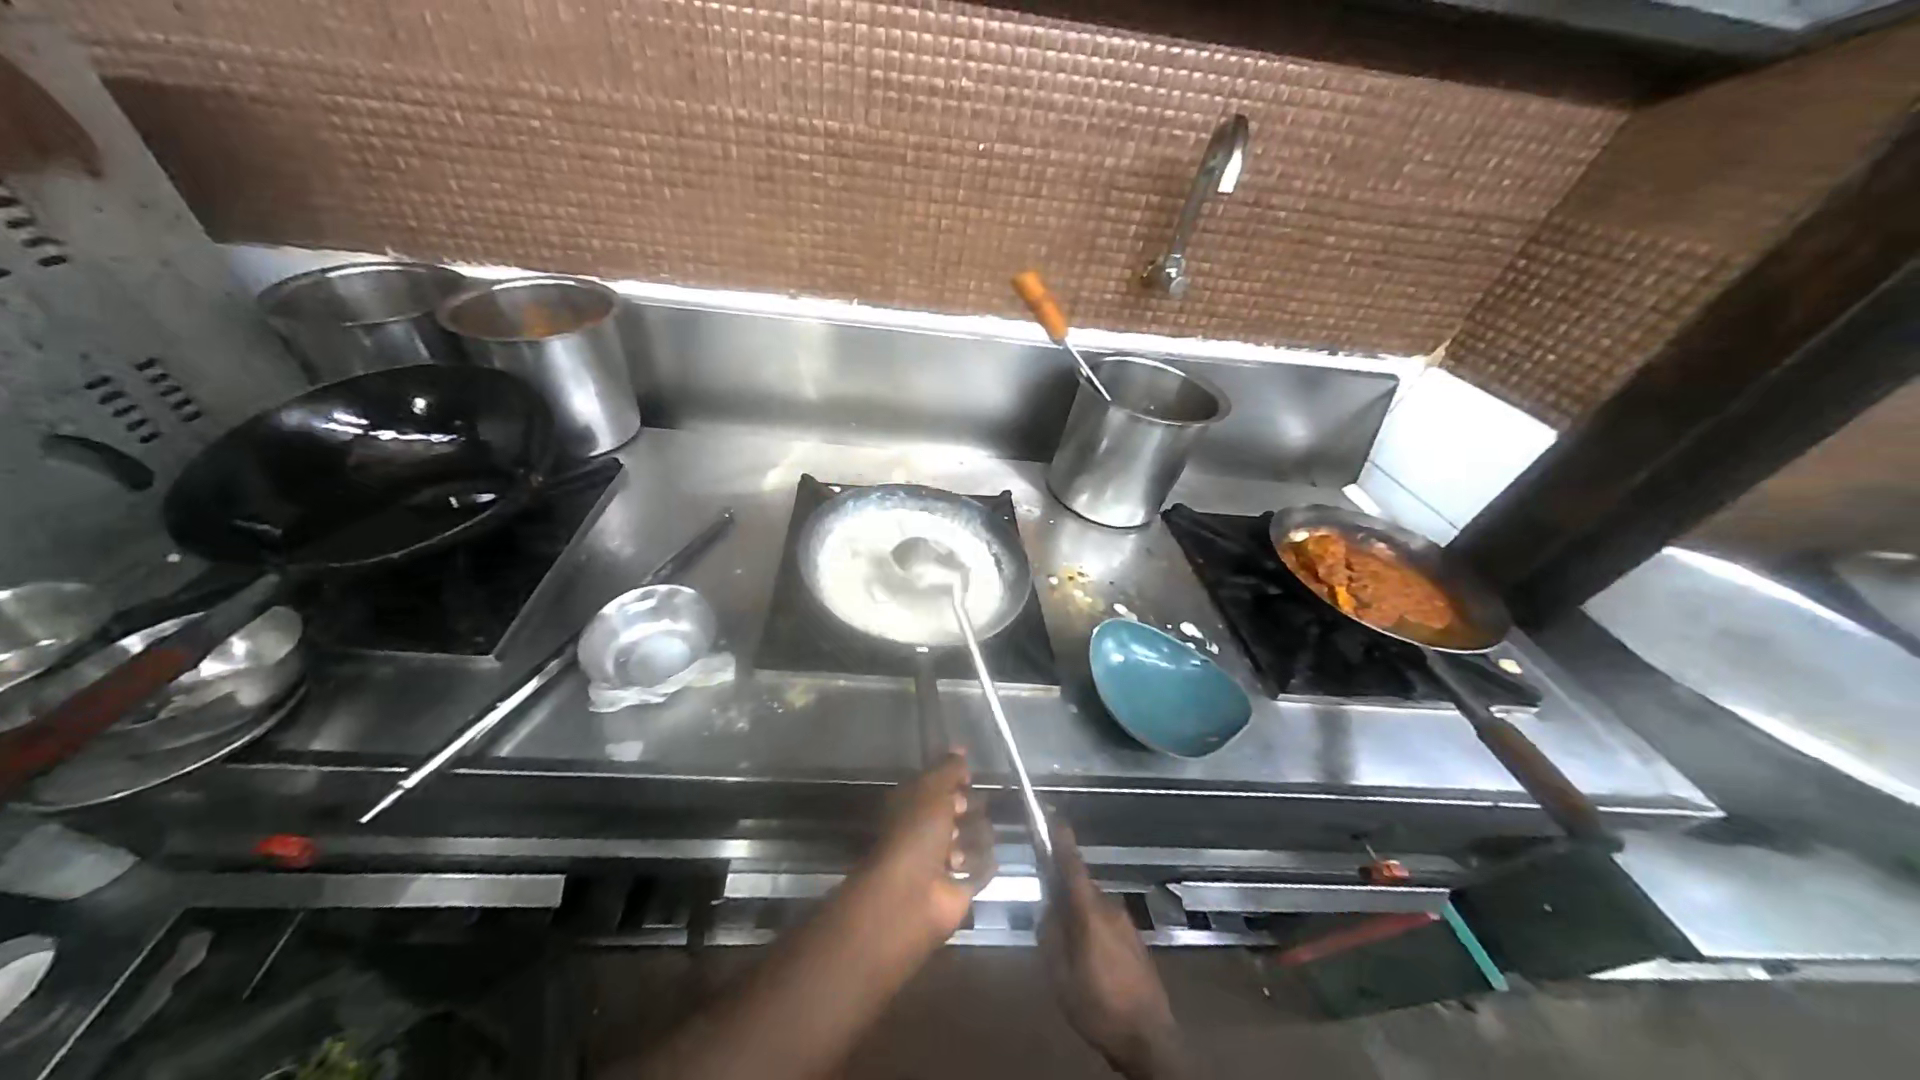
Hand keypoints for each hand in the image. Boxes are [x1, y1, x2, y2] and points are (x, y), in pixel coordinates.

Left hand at [861, 752, 995, 941]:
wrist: (911, 893)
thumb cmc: (916, 833)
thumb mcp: (931, 789)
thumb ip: (949, 769)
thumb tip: (961, 749)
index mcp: (914, 805)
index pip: (942, 785)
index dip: (956, 780)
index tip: (969, 778)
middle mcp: (928, 830)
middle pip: (963, 810)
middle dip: (969, 809)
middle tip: (963, 815)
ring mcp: (944, 861)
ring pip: (976, 838)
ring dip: (973, 841)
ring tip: (958, 853)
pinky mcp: (960, 888)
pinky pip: (982, 870)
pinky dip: (982, 867)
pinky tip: (979, 865)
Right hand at [1040, 826, 1183, 1079]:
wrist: (1149, 1037)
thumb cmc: (1098, 1005)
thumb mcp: (1059, 974)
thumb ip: (1049, 935)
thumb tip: (1046, 910)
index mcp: (1089, 911)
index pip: (1072, 865)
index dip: (1061, 839)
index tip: (1053, 815)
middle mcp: (1110, 908)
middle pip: (1079, 886)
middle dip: (1061, 890)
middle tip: (1043, 908)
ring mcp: (1125, 923)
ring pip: (1091, 906)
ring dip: (1076, 914)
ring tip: (1063, 944)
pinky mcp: (1134, 939)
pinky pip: (1104, 921)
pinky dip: (1090, 927)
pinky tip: (1085, 957)